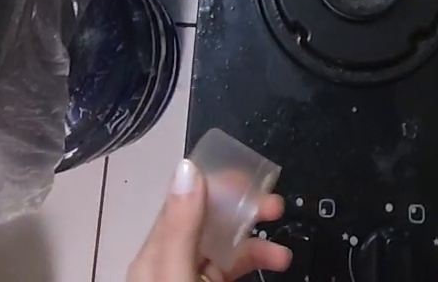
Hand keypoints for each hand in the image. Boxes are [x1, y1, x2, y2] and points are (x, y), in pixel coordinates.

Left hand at [128, 159, 290, 281]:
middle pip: (209, 220)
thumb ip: (182, 227)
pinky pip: (230, 266)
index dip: (219, 182)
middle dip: (243, 207)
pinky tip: (275, 259)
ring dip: (255, 236)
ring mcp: (188, 276)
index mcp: (154, 254)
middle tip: (275, 203)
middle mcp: (170, 262)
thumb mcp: (177, 274)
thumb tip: (187, 166)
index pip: (186, 201)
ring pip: (223, 244)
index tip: (251, 173)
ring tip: (282, 242)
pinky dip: (254, 258)